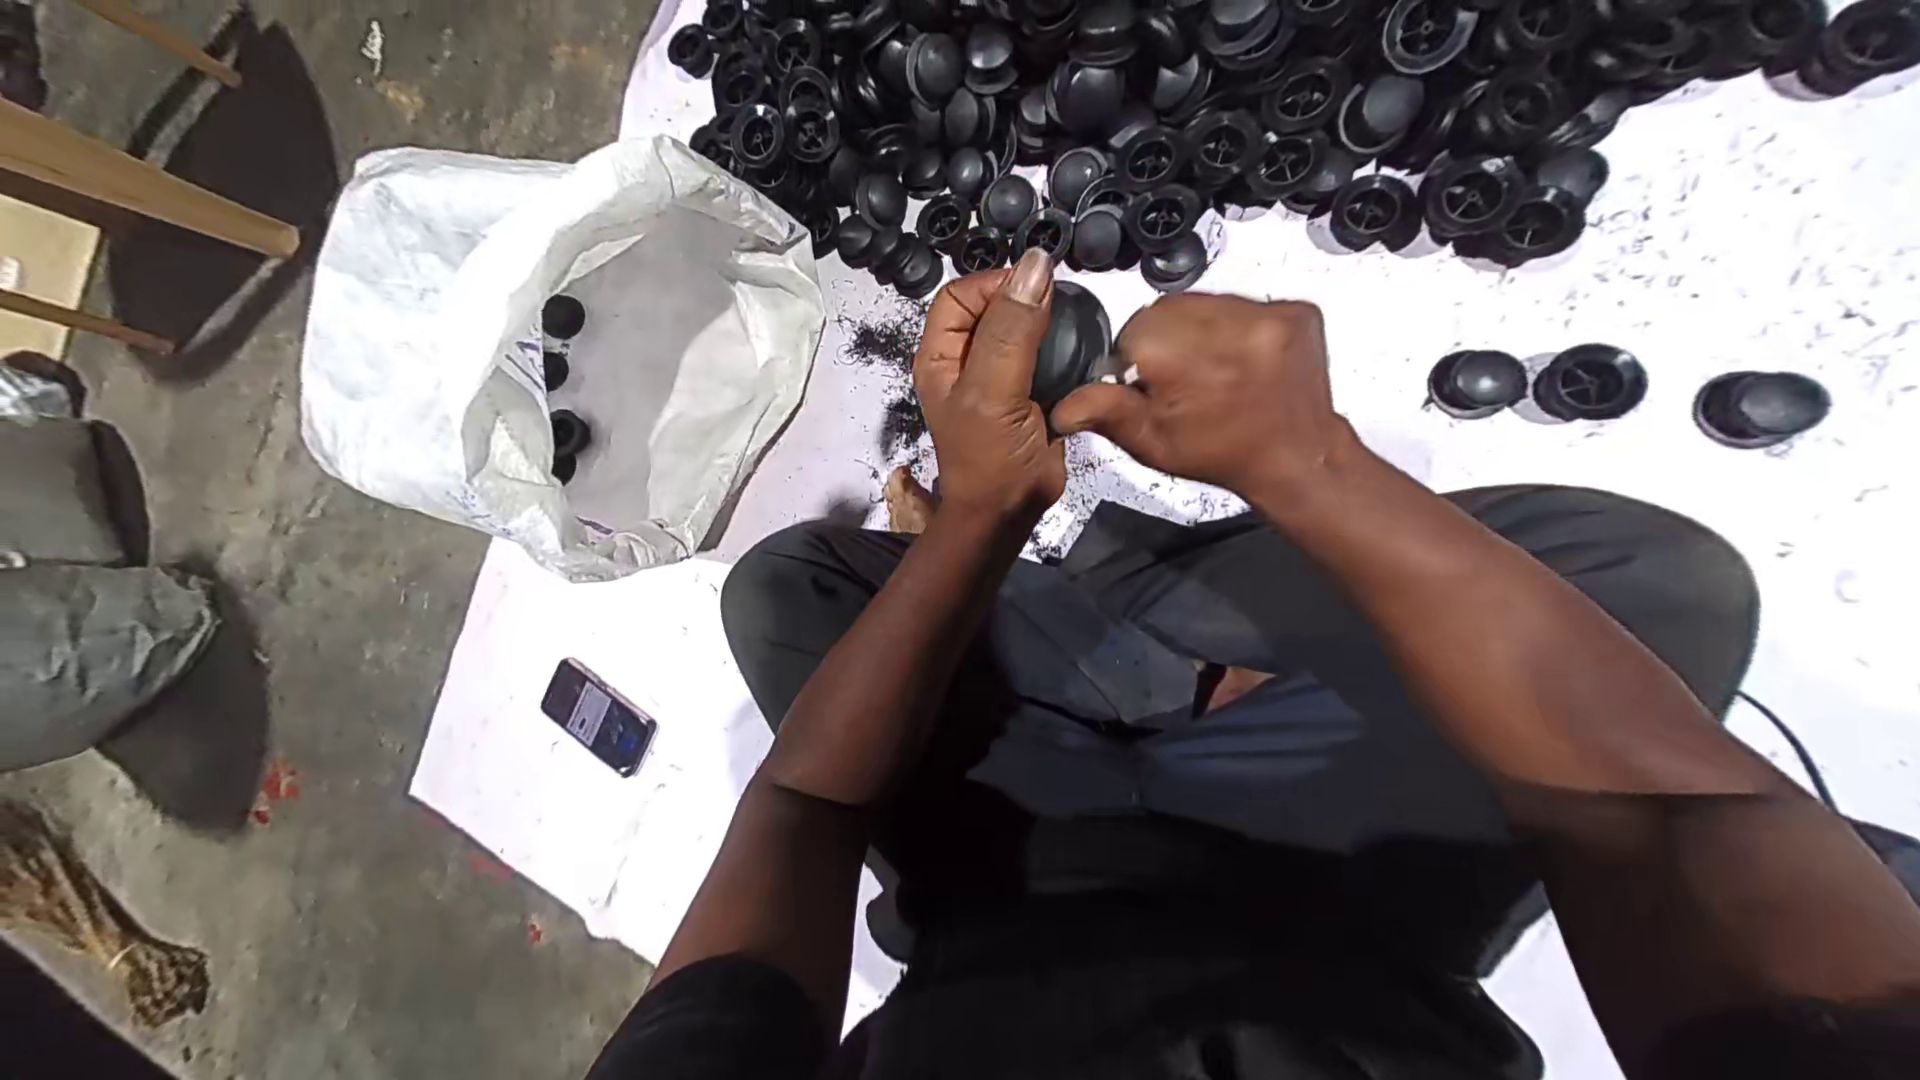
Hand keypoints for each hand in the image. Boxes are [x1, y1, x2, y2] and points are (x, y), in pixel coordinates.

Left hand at [912, 248, 1065, 524]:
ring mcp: (1000, 376)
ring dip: (1048, 323)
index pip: (961, 295)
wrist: (1009, 511)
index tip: (1034, 291)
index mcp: (941, 356)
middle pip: (994, 306)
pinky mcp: (1030, 390)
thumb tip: (1034, 266)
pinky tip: (1079, 349)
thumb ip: (1010, 331)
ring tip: (1073, 326)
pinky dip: (1063, 348)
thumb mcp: (991, 392)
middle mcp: (967, 361)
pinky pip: (1046, 354)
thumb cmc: (988, 460)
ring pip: (1024, 328)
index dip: (994, 285)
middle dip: (1026, 299)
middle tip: (1060, 305)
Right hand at [1051, 294, 1355, 499]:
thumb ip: (1105, 414)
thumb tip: (1063, 406)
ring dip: (1198, 330)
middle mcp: (1233, 329)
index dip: (1134, 358)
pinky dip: (1232, 326)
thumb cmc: (1224, 455)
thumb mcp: (1152, 443)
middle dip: (1164, 340)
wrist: (1293, 456)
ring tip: (1211, 370)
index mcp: (1188, 361)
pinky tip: (1237, 359)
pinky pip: (1241, 302)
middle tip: (1181, 379)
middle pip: (1167, 309)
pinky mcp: (1294, 310)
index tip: (1149, 382)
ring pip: (1203, 301)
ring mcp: (1269, 316)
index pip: (1134, 329)